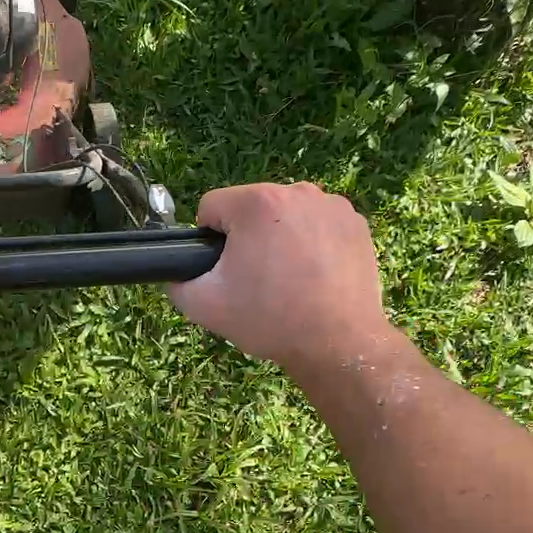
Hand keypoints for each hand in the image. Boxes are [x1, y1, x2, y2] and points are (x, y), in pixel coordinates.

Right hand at [168, 183, 389, 371]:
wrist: (335, 342)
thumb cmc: (268, 319)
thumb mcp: (204, 307)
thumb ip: (177, 283)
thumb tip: (177, 274)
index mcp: (256, 203)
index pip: (211, 206)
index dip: (208, 241)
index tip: (224, 271)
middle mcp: (296, 191)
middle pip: (251, 209)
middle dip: (246, 239)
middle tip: (255, 282)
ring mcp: (332, 205)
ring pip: (285, 216)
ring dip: (278, 239)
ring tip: (286, 282)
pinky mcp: (355, 223)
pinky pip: (317, 225)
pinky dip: (311, 245)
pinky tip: (314, 277)